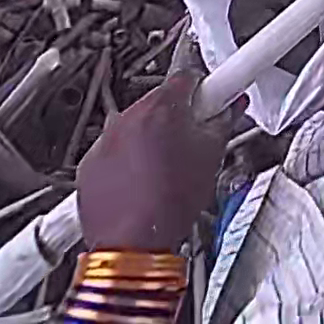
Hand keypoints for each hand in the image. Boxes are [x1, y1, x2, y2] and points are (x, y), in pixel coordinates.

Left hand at [77, 71, 231, 250]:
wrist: (133, 246)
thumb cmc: (170, 204)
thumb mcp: (211, 157)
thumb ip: (223, 122)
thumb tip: (232, 107)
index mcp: (162, 107)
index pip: (187, 78)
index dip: (203, 90)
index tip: (210, 100)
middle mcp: (129, 114)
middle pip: (160, 101)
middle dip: (176, 117)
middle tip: (190, 143)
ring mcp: (107, 137)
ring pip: (135, 124)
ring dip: (151, 137)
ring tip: (166, 169)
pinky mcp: (91, 161)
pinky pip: (113, 148)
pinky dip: (126, 159)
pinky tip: (142, 182)